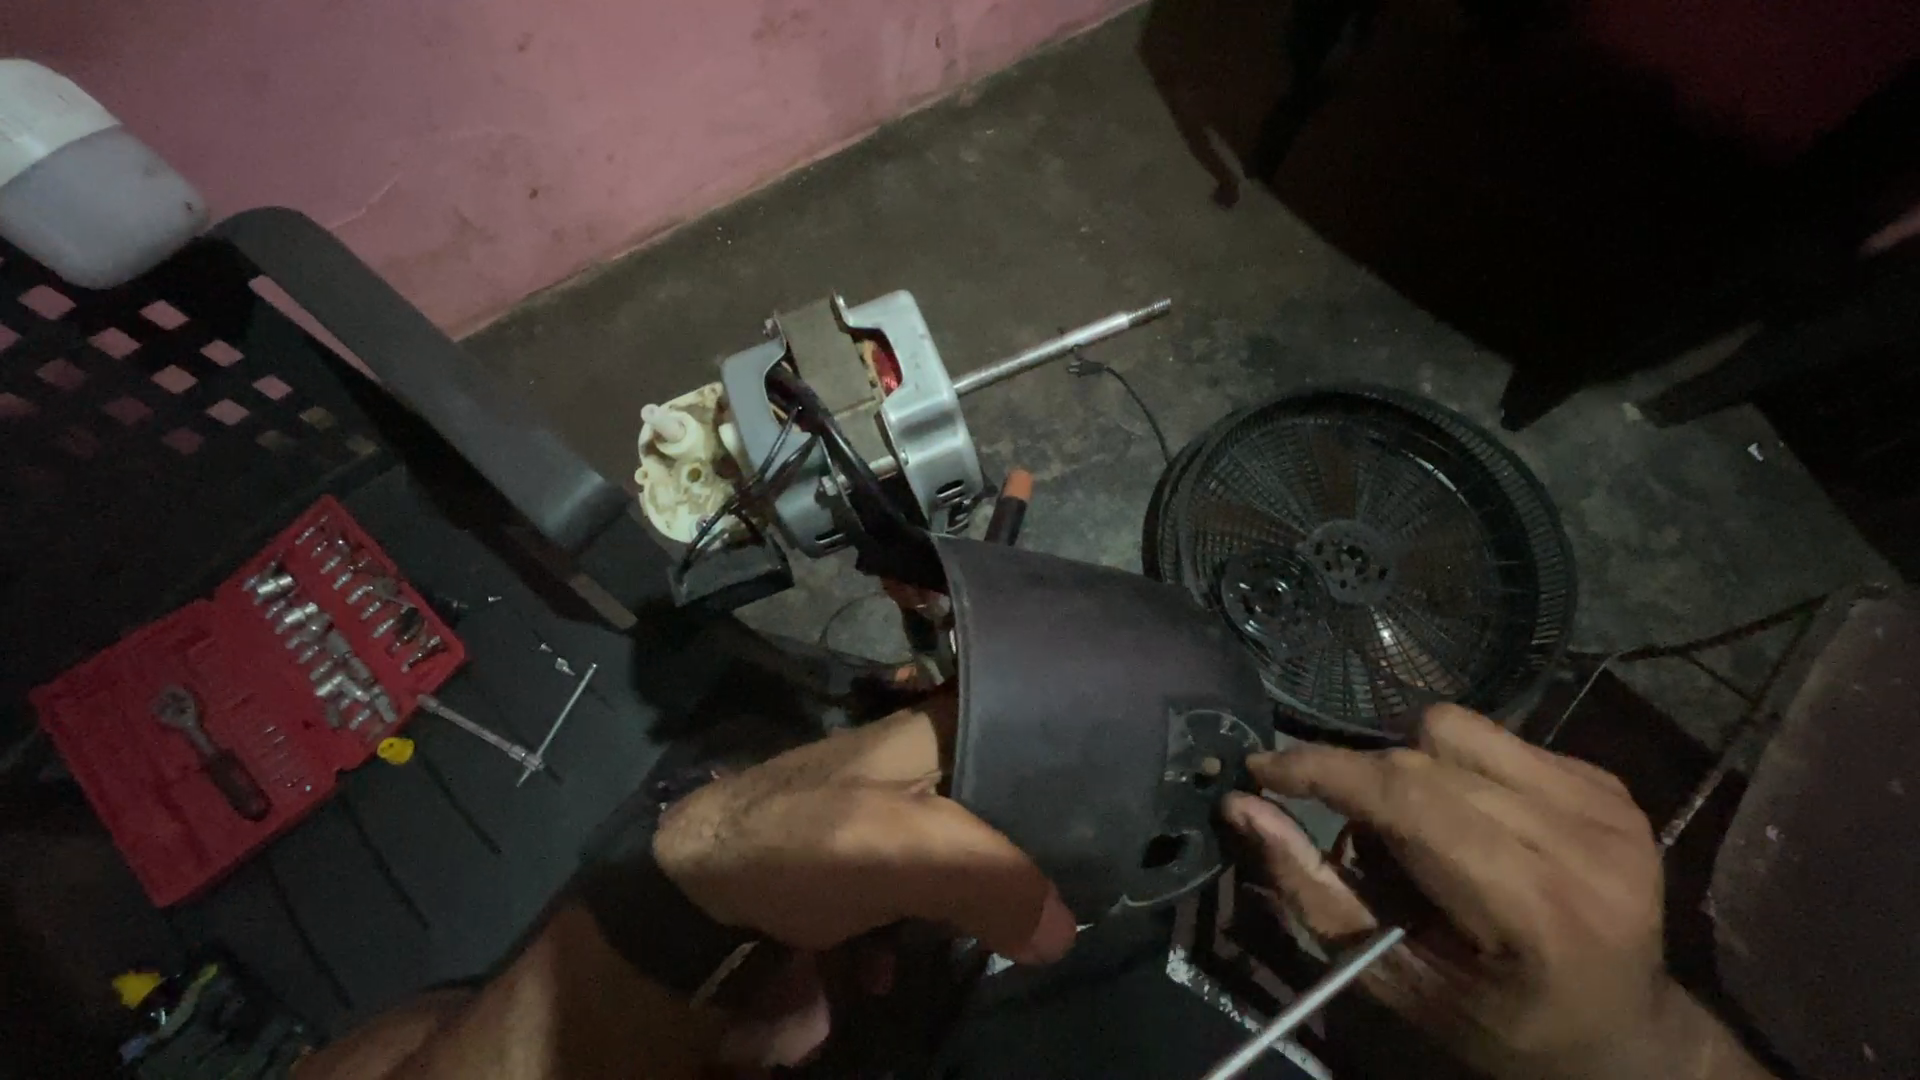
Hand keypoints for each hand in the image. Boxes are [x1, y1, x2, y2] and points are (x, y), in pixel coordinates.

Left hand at [653, 697, 1075, 1063]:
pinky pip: (919, 878)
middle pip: (1001, 800)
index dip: (1063, 781)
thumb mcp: (906, 853)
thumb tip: (1064, 932)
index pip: (1027, 733)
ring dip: (965, 903)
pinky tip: (890, 959)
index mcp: (939, 729)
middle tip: (1039, 909)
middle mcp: (922, 754)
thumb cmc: (806, 841)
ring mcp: (891, 800)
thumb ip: (990, 881)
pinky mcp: (867, 844)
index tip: (1093, 833)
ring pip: (964, 845)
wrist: (695, 882)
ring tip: (966, 948)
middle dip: (1018, 860)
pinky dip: (916, 919)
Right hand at [1223, 705, 1770, 1079]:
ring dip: (1404, 764)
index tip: (1261, 768)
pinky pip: (1487, 733)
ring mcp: (1604, 805)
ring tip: (1415, 826)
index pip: (1405, 799)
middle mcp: (1584, 844)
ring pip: (1447, 728)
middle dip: (1356, 781)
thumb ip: (1309, 886)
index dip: (1321, 771)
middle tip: (1349, 834)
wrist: (1623, 1032)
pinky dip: (1449, 763)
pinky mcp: (1607, 782)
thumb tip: (1240, 805)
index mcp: (1538, 910)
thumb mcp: (1387, 975)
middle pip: (1418, 760)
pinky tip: (1465, 817)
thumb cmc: (1493, 1020)